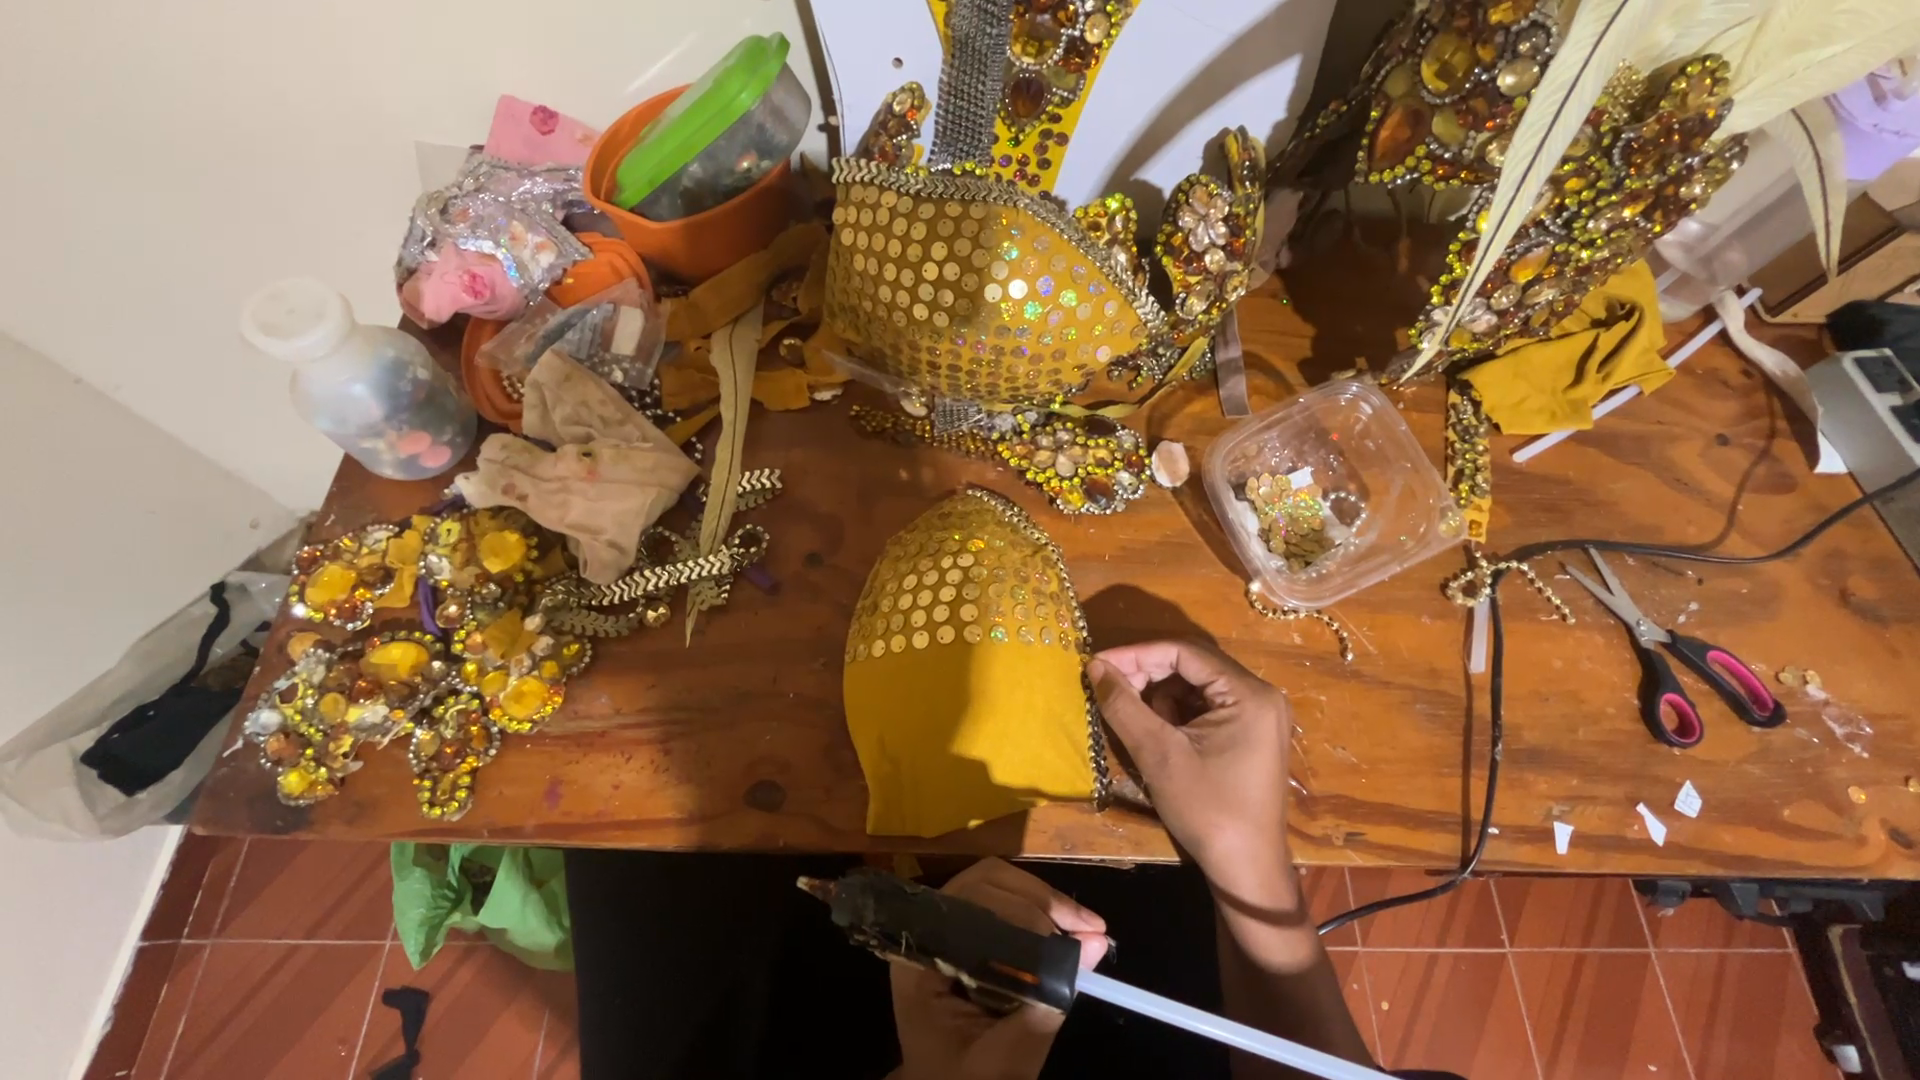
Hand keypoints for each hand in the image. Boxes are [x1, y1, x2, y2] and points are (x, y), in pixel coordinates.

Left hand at [890, 858, 1107, 1079]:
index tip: (1072, 930)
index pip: (970, 905)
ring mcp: (941, 925)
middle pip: (985, 884)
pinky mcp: (960, 928)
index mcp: (920, 959)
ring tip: (1084, 927)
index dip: (1023, 908)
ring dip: (1043, 900)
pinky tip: (1066, 927)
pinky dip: (1037, 907)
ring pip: (996, 884)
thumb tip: (1095, 944)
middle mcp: (925, 930)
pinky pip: (999, 899)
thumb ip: (1047, 1007)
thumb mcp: (1006, 1060)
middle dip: (1041, 902)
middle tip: (1088, 929)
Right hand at [1087, 641, 1293, 911]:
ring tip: (1127, 710)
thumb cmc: (1207, 810)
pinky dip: (1174, 710)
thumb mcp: (1158, 754)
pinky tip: (1153, 728)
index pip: (1184, 652)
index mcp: (1248, 694)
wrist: (1246, 870)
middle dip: (1146, 672)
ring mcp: (1258, 714)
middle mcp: (1260, 695)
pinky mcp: (1249, 733)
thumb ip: (1124, 705)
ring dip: (1157, 692)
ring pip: (1195, 684)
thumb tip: (1094, 666)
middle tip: (1106, 685)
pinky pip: (1205, 705)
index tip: (1097, 663)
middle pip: (1192, 664)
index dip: (1136, 654)